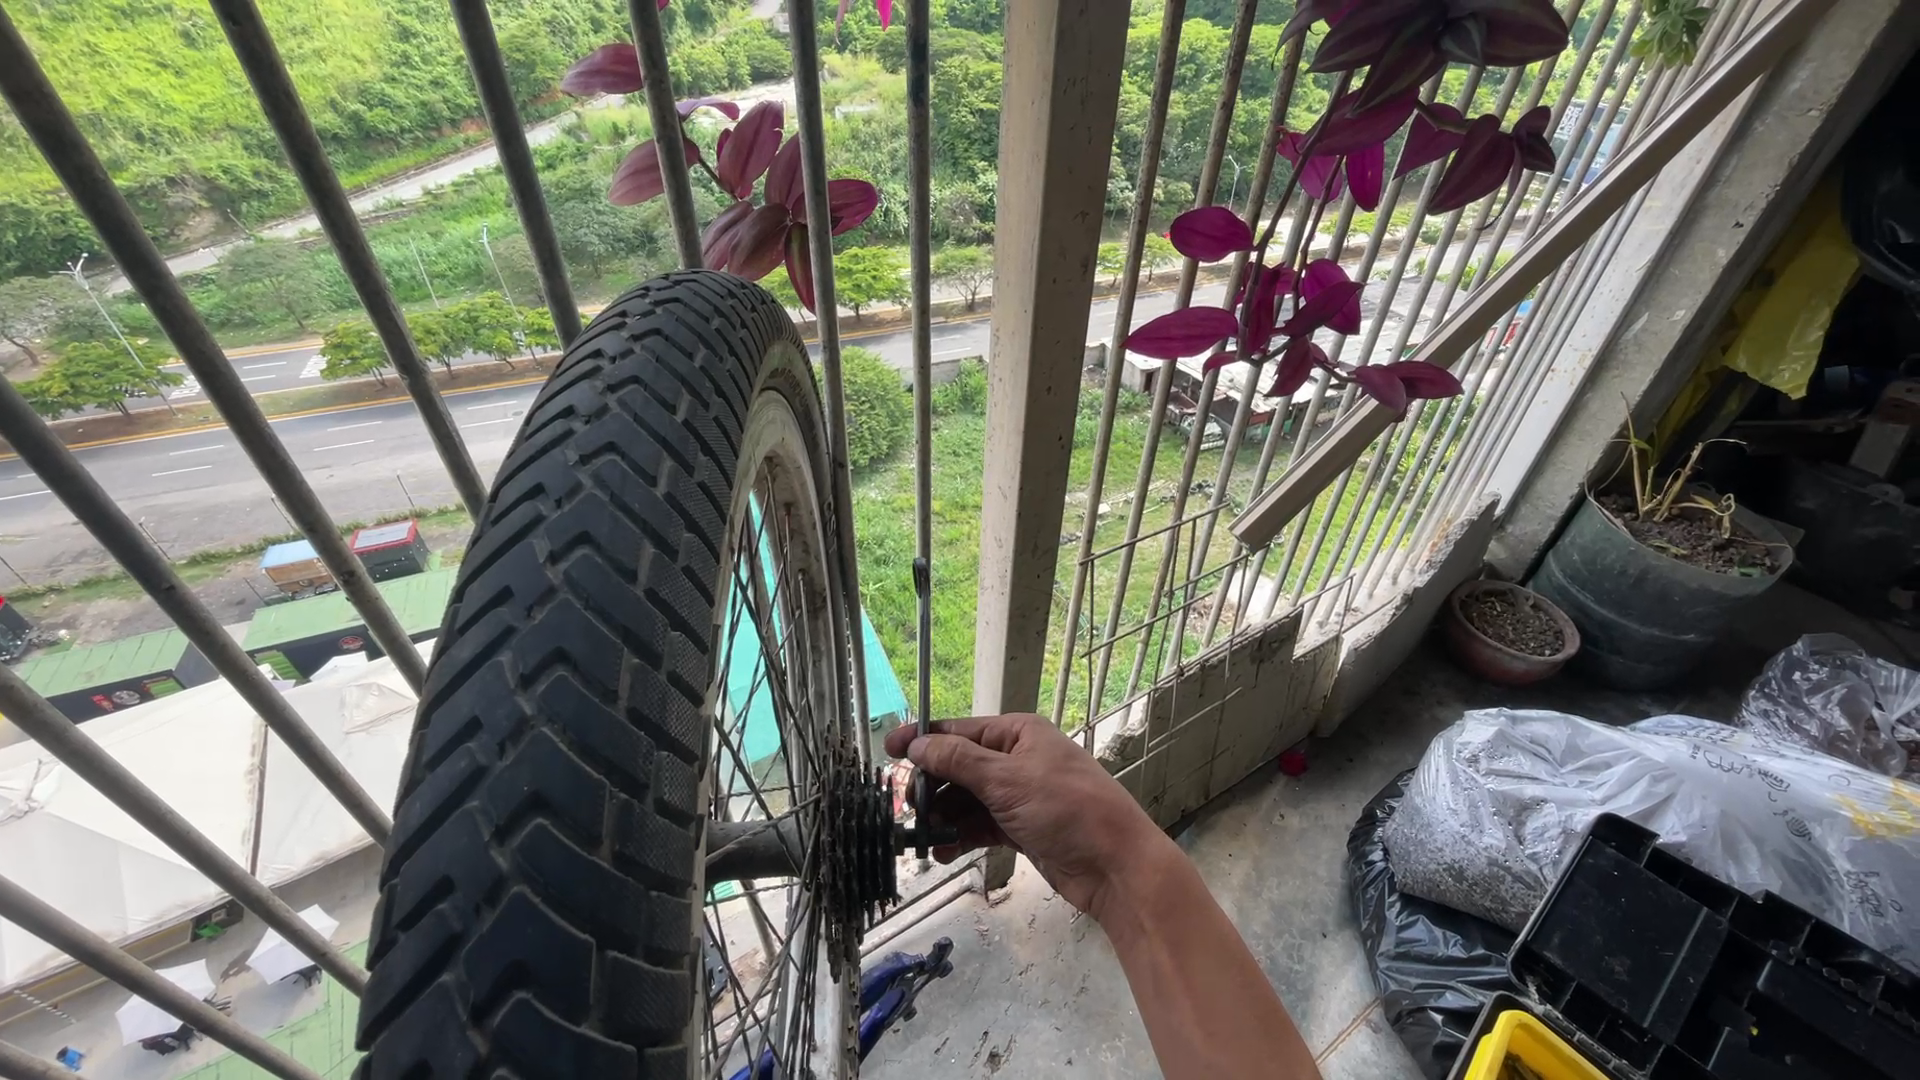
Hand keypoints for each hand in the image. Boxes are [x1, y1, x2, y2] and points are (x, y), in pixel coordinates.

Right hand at [884, 713, 1174, 919]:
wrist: (1116, 866)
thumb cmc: (1065, 808)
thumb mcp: (1007, 780)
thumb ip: (958, 761)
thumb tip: (917, 745)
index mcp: (1018, 733)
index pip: (960, 730)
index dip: (923, 740)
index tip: (888, 750)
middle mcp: (1017, 758)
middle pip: (960, 765)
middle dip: (933, 785)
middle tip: (908, 807)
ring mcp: (1020, 794)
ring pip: (968, 798)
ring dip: (944, 815)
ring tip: (922, 836)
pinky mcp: (1022, 827)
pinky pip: (981, 825)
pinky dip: (961, 835)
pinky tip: (942, 851)